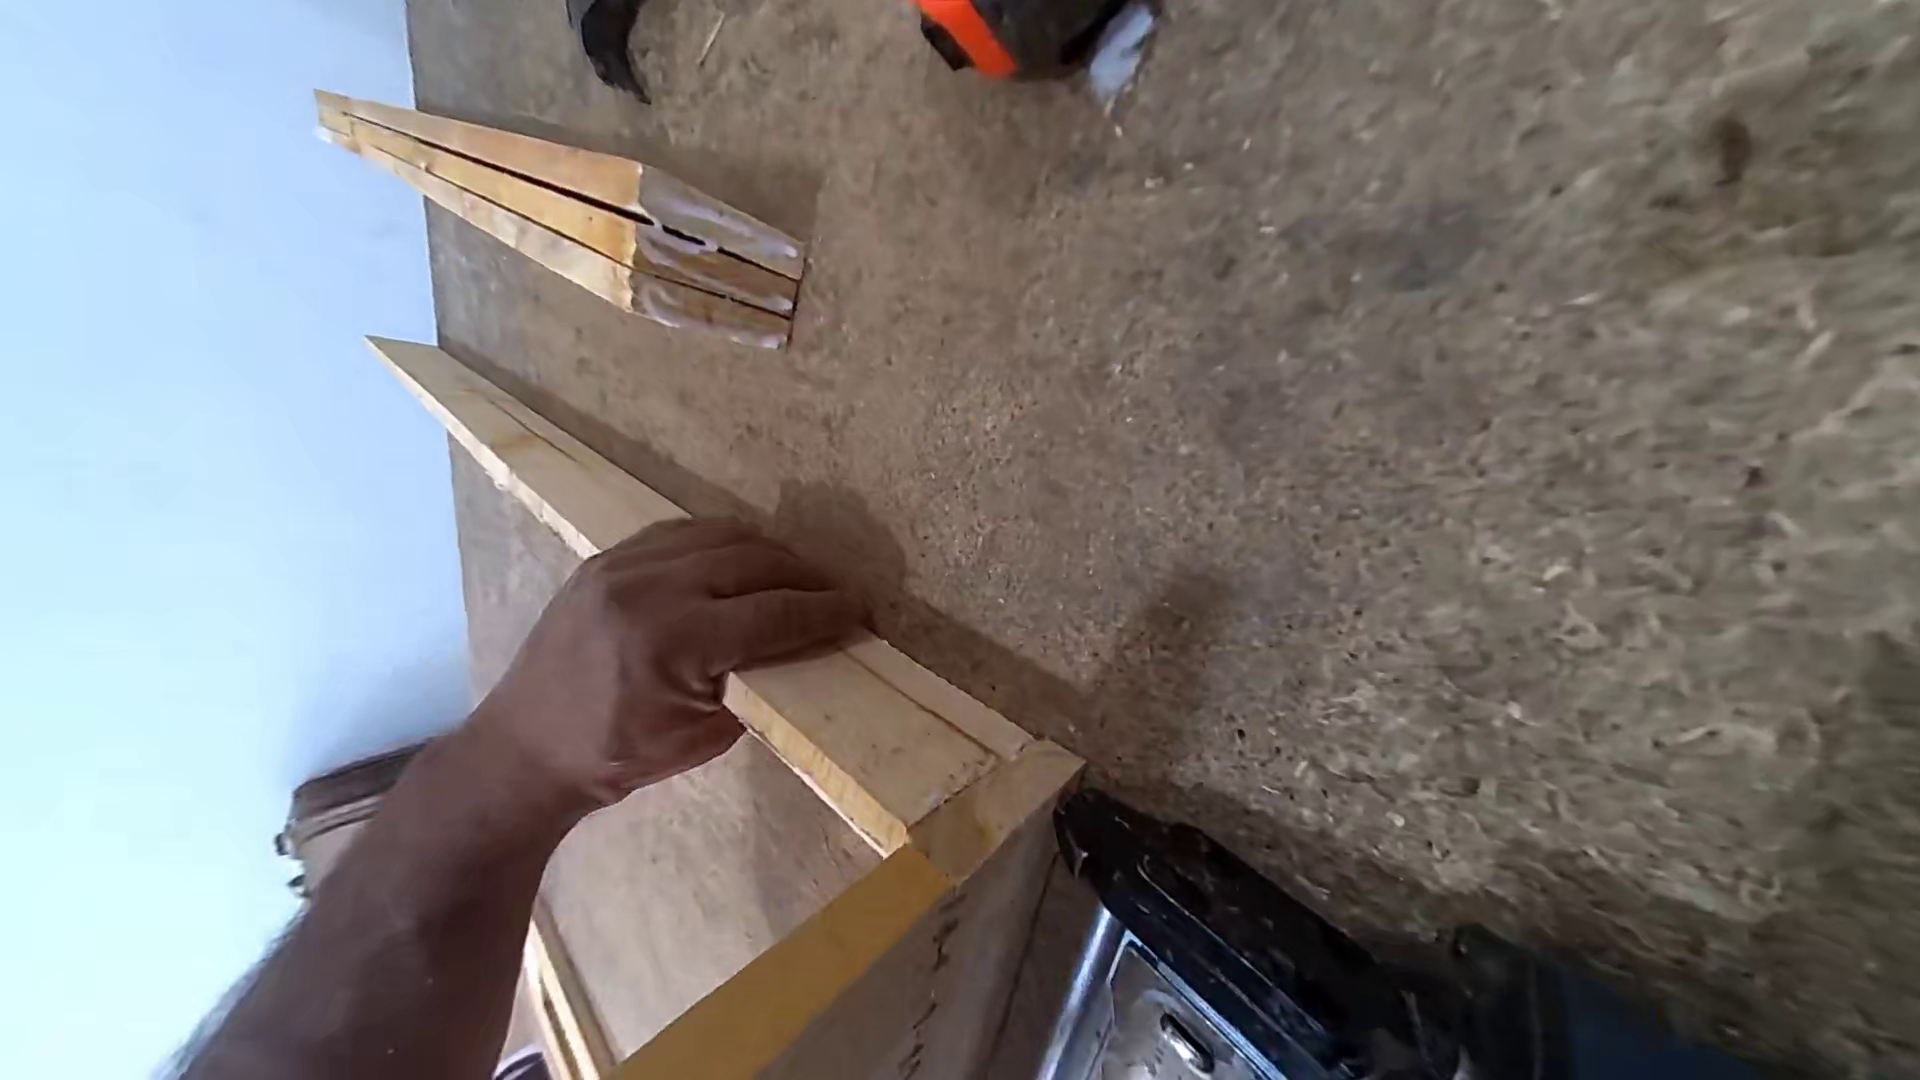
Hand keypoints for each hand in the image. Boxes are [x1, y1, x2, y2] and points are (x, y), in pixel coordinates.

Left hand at [468, 518, 864, 814]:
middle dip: (807, 576)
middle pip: (757, 561)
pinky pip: (685, 532)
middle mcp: (653, 587)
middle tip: (834, 592)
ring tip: (794, 575)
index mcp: (677, 640)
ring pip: (724, 533)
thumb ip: (760, 680)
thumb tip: (800, 646)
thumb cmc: (618, 756)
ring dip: (770, 552)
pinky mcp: (608, 556)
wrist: (524, 749)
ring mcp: (624, 563)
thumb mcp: (707, 733)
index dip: (825, 610)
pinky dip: (724, 542)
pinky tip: (740, 561)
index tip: (859, 608)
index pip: (776, 612)